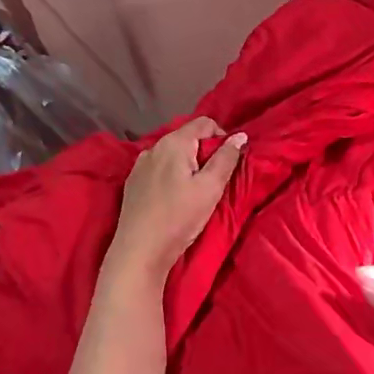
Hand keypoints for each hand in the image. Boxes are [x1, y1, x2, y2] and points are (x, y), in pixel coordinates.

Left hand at [105, 118, 246, 283]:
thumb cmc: (179, 218)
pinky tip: (175, 198)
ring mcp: (140, 165)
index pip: (204, 123)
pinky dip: (173, 175)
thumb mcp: (210, 188)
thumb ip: (226, 159)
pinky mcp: (134, 183)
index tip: (230, 162)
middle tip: (216, 181)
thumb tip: (240, 135)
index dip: (222, 137)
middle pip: (187, 137)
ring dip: (189, 165)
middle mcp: (153, 147)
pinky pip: (160, 168)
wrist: (140, 250)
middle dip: (206, 153)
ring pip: (173, 154)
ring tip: (196, 191)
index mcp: (173, 143)